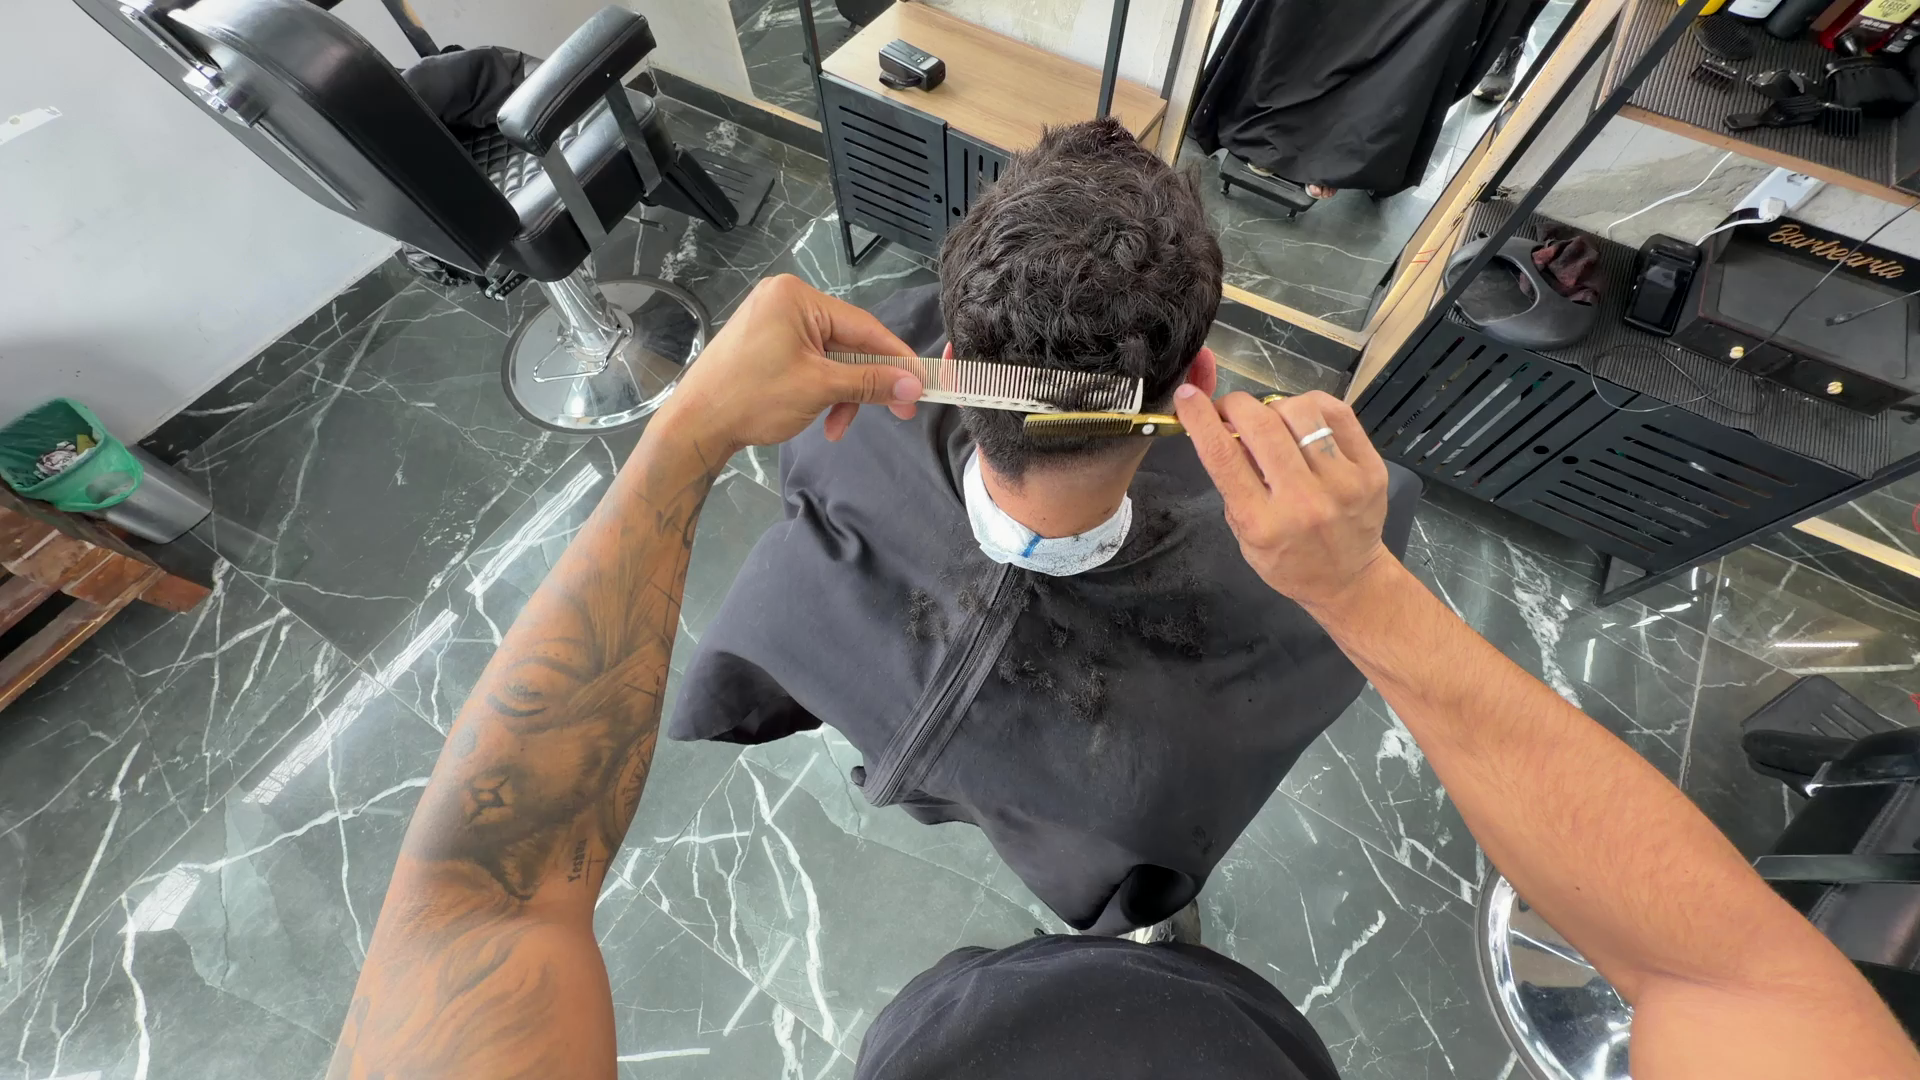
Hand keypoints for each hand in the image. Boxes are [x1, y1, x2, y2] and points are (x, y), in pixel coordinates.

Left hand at [655, 274, 922, 452]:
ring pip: (833, 359)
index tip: (922, 385)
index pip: (864, 326)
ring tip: (837, 427)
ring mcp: (776, 323)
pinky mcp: (769, 345)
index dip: (897, 358)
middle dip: (866, 383)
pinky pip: (813, 364)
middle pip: (849, 343)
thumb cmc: (754, 398)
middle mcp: (788, 301)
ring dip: (843, 395)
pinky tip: (821, 418)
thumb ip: (870, 382)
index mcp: (797, 298)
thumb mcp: (819, 388)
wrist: (696, 424)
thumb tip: (914, 386)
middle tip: (898, 412)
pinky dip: (823, 392)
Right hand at [1172, 387, 1393, 610]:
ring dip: (1273, 406)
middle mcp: (1301, 500)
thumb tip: (1225, 431)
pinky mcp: (1370, 469)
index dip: (1200, 419)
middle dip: (1235, 404)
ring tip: (1270, 421)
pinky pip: (1337, 413)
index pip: (1223, 456)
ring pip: (1300, 411)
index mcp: (1260, 522)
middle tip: (1228, 408)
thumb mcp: (1244, 534)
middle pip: (1261, 426)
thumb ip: (1234, 486)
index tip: (1186, 397)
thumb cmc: (1284, 561)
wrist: (1347, 580)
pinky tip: (1299, 417)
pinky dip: (1309, 405)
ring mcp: (1341, 483)